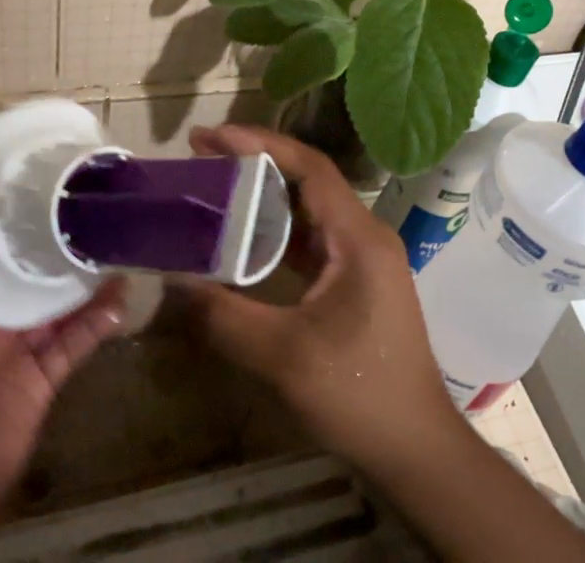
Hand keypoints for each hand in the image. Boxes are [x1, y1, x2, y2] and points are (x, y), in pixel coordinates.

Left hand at [0, 206, 125, 511]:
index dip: (3, 222)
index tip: (31, 183)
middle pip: (28, 276)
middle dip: (54, 248)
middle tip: (90, 210)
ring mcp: (21, 346)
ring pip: (58, 306)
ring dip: (85, 283)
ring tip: (115, 247)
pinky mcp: (46, 373)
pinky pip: (76, 341)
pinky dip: (97, 322)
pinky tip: (120, 298)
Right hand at [174, 125, 457, 467]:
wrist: (414, 448)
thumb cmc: (357, 395)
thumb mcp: (281, 356)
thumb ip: (222, 315)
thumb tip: (170, 281)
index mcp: (359, 239)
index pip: (310, 168)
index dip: (260, 144)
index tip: (210, 137)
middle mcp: (365, 238)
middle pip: (309, 181)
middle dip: (255, 163)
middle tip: (201, 156)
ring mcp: (364, 262)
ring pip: (309, 212)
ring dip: (264, 197)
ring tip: (213, 188)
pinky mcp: (356, 285)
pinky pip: (311, 242)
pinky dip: (275, 234)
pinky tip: (241, 241)